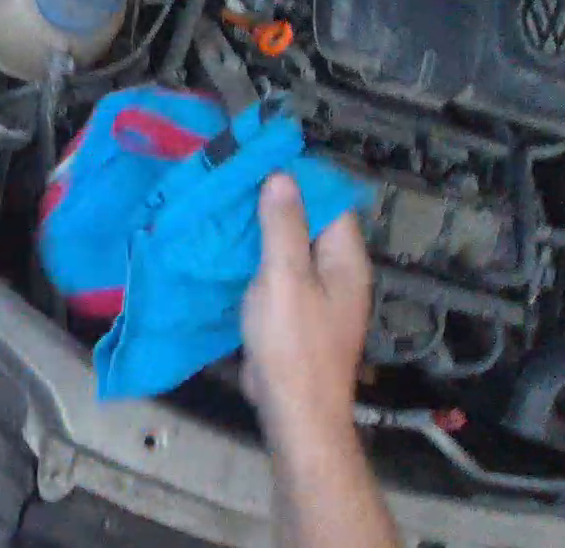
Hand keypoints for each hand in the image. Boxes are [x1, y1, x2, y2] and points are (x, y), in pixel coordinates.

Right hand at [241, 174, 372, 447]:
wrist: (292, 408)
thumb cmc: (292, 341)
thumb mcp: (285, 276)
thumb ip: (283, 226)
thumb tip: (282, 176)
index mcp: (345, 260)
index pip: (328, 201)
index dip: (298, 177)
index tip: (259, 156)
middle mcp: (336, 271)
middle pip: (306, 220)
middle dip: (271, 198)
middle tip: (230, 175)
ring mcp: (315, 291)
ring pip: (287, 243)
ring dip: (258, 225)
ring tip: (220, 202)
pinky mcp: (292, 307)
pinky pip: (274, 266)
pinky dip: (252, 251)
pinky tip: (223, 243)